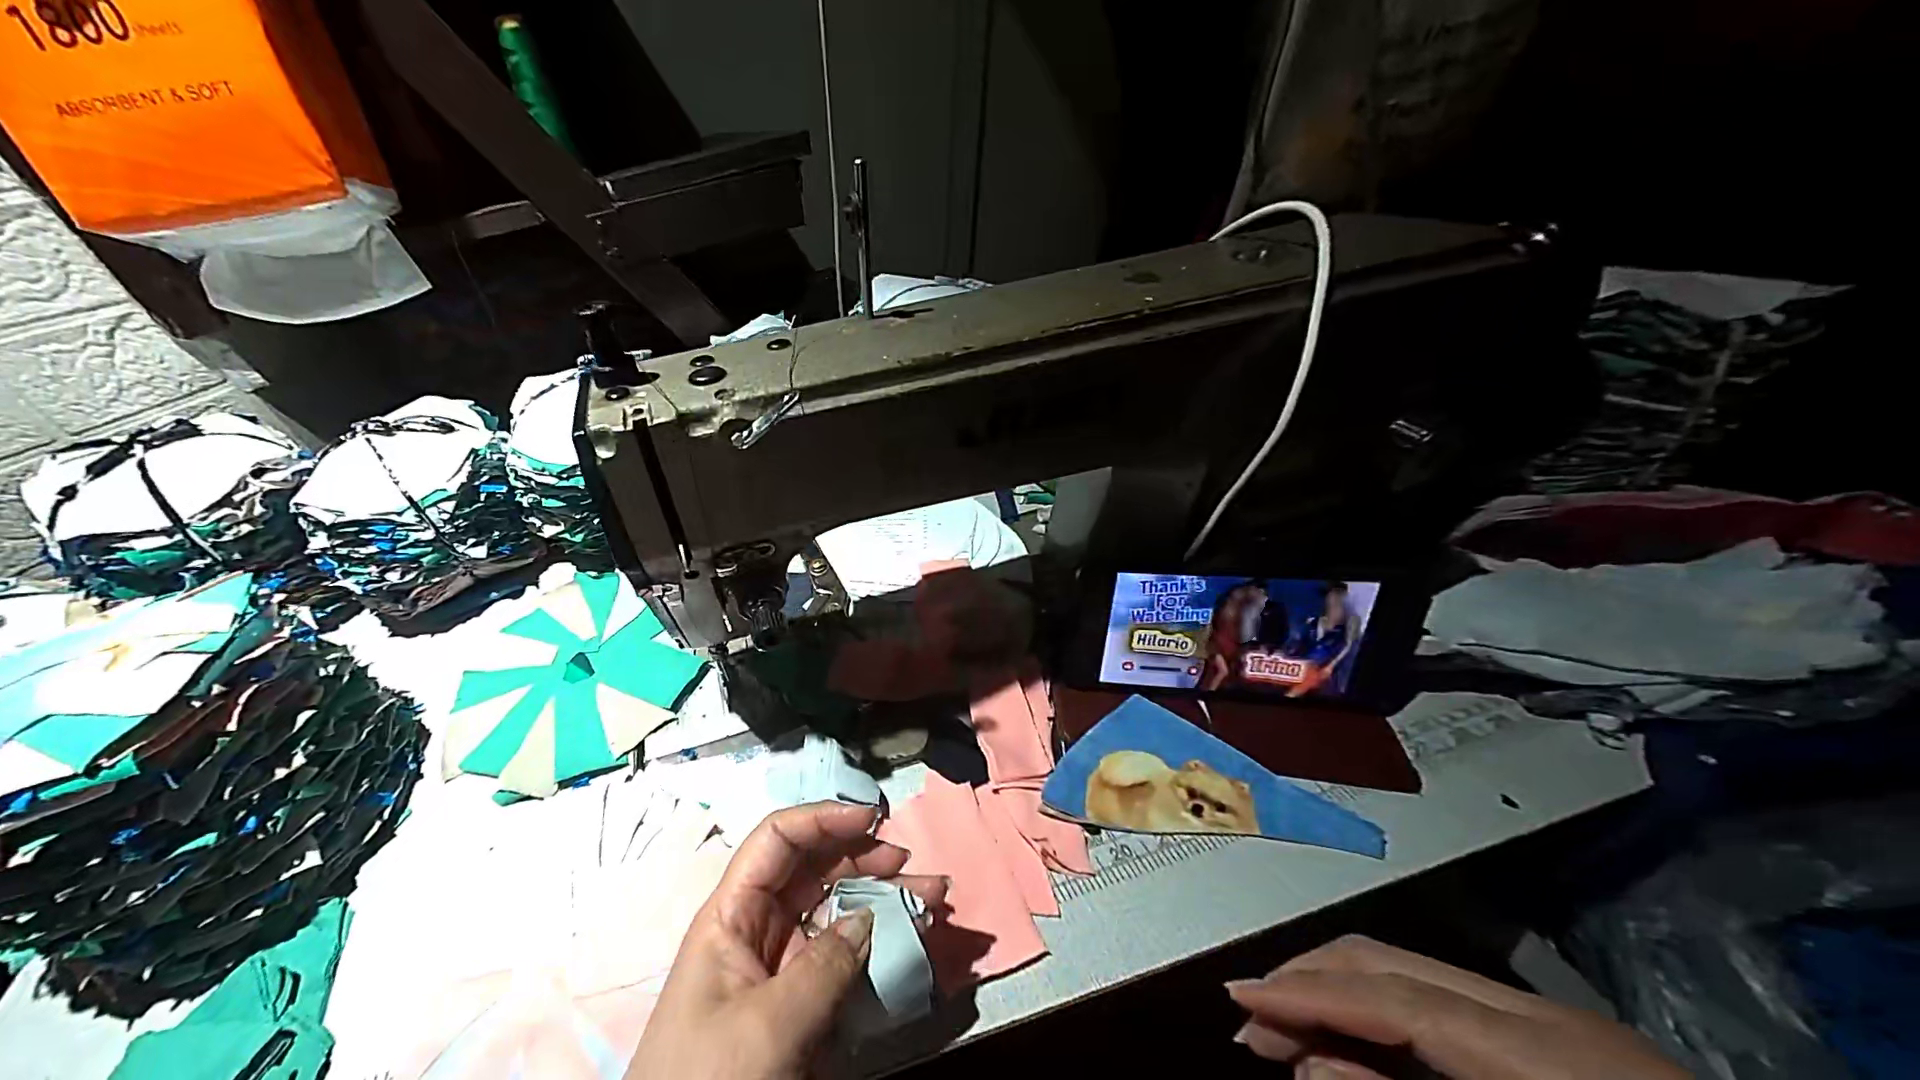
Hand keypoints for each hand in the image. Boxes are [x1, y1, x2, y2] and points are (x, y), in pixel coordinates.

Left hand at [626, 802, 946, 1079]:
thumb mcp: (768, 1024)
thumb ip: (826, 966)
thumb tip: (869, 920)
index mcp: (733, 914)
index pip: (778, 840)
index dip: (824, 818)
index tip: (872, 819)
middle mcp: (758, 927)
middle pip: (815, 868)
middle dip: (865, 856)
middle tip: (910, 864)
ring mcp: (782, 964)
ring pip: (836, 909)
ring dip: (883, 897)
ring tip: (930, 897)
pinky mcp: (801, 1001)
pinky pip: (844, 955)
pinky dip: (879, 943)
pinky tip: (910, 939)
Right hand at [1228, 935, 1688, 1079]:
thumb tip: (1313, 1060)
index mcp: (1537, 1044)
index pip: (1389, 995)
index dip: (1303, 992)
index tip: (1239, 999)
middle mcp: (1535, 1013)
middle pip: (1386, 959)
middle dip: (1307, 980)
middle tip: (1250, 1020)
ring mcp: (1547, 1020)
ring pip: (1404, 973)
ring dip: (1336, 997)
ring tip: (1285, 1034)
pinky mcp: (1553, 1039)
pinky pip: (1438, 1005)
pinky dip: (1381, 1019)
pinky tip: (1352, 1047)